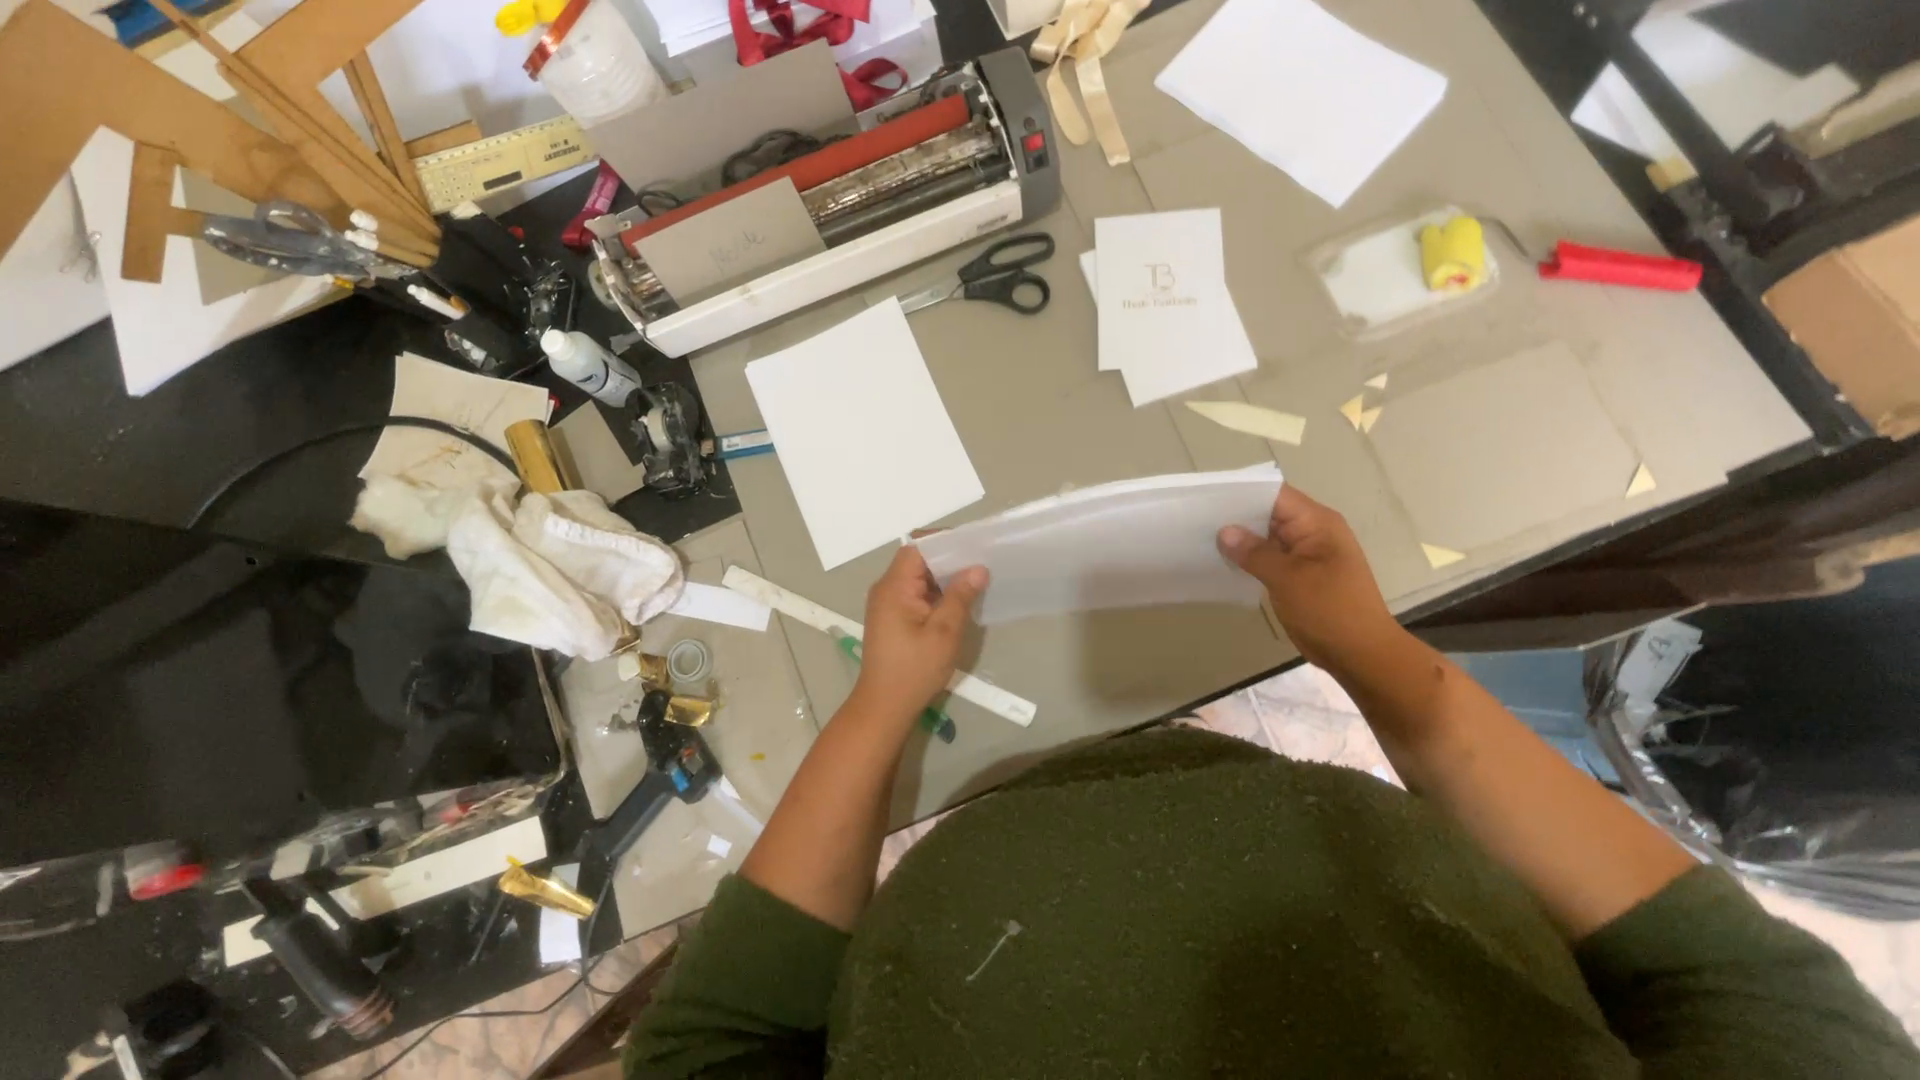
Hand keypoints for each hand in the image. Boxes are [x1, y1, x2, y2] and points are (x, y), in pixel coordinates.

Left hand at [850, 546, 988, 717]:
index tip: (974, 545)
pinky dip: (937, 594)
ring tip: (978, 579)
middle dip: (950, 559)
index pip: (918, 547)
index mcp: (894, 587)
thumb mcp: (943, 633)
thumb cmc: (913, 669)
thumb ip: (960, 597)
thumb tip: (978, 568)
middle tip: (983, 562)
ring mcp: (888, 604)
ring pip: (919, 578)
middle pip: (918, 560)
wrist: (885, 706)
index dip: (945, 541)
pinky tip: (960, 600)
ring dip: (945, 578)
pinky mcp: (894, 618)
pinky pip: (917, 594)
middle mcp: (887, 589)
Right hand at [1217, 486, 1402, 672]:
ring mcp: (1307, 555)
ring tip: (1202, 539)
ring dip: (1242, 540)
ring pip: (1268, 537)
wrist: (1361, 654)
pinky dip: (1251, 560)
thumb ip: (1254, 553)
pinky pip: (1272, 559)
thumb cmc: (1329, 610)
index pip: (1275, 495)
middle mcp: (1313, 532)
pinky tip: (1224, 564)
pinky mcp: (1301, 576)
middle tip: (1197, 520)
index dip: (1243, 493)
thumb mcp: (1288, 579)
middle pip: (1270, 513)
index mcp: (1317, 523)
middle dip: (1237, 517)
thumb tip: (1224, 531)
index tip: (1209, 498)